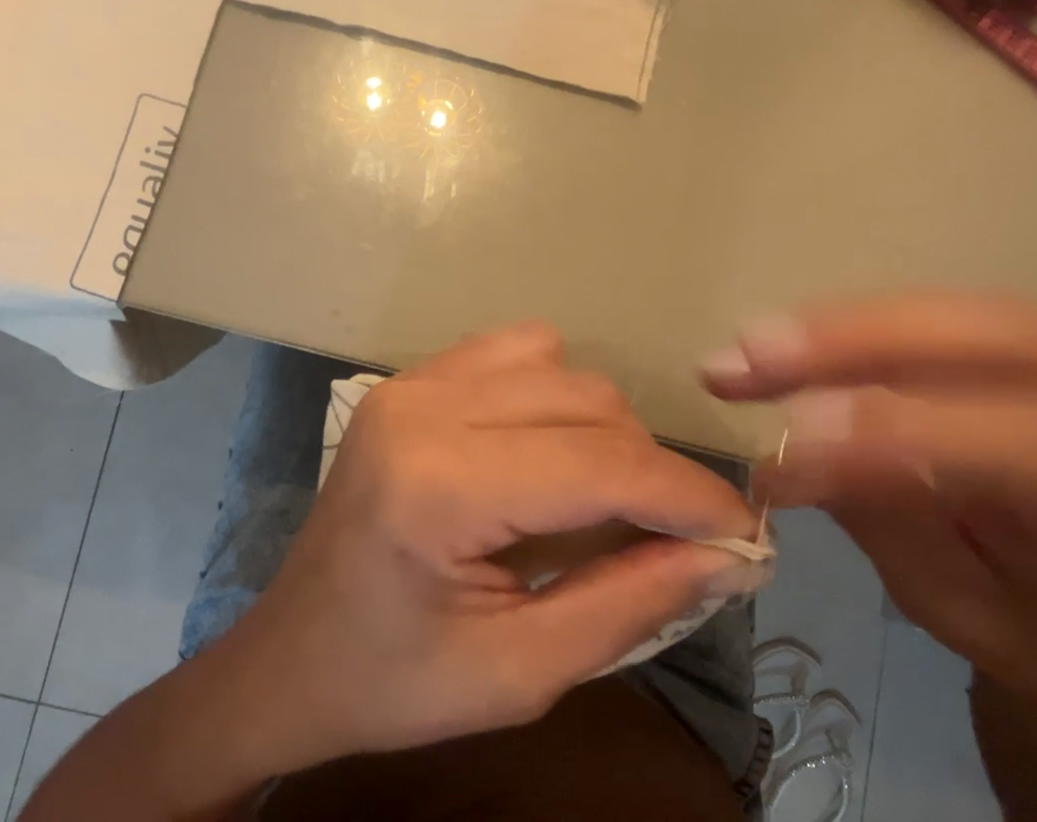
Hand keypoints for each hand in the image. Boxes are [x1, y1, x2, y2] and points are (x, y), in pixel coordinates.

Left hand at [214, 322, 763, 768]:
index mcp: (440, 485)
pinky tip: (546, 456)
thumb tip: (726, 556)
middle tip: (671, 542)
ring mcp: (409, 384)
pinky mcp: (408, 383)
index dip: (689, 498)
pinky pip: (514, 354)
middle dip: (650, 472)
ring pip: (561, 369)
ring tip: (599, 505)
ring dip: (604, 432)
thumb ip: (629, 603)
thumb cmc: (393, 683)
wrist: (291, 659)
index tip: (745, 538)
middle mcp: (423, 408)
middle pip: (590, 403)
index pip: (602, 464)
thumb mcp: (519, 673)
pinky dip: (555, 397)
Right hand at [701, 293, 1036, 724]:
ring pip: (962, 314)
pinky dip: (859, 329)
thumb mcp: (951, 604)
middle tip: (751, 356)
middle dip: (860, 342)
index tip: (784, 443)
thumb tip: (788, 448)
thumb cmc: (1027, 637)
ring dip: (844, 327)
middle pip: (998, 339)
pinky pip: (945, 319)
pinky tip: (795, 347)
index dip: (900, 432)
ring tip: (751, 350)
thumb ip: (885, 517)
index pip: (1021, 448)